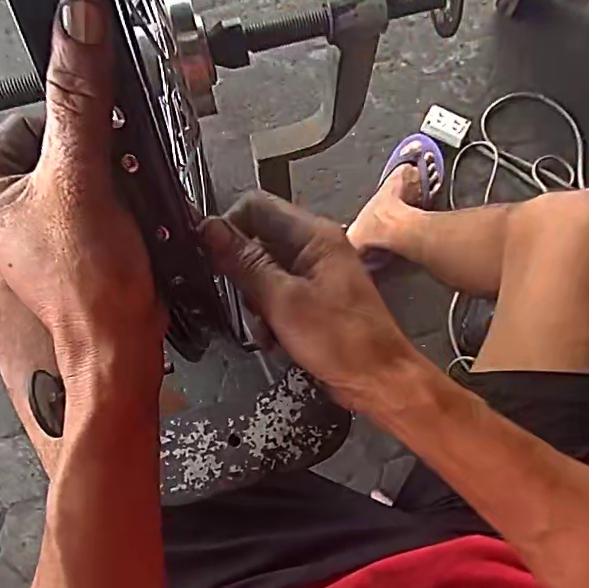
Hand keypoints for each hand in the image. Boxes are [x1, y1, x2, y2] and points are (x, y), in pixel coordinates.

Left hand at [0, 0, 162, 392]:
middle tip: (111, 190)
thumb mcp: (80, 181)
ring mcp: (45, 231)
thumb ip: (79, 103)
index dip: (71, 128)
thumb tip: (76, 28)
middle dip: (99, 164)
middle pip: (61, 149)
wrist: (123, 342)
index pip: (27, 121)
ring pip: (89, 177)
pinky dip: (125, 207)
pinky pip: (105, 204)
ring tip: (120, 217)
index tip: (98, 147)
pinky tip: (131, 227)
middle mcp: (6, 211)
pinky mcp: (79, 245)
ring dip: (116, 185)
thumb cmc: (87, 287)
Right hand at [206, 191, 428, 413]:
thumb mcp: (283, 301)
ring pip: (264, 276)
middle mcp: (315, 250)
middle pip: (257, 244)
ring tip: (267, 330)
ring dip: (256, 305)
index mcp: (315, 236)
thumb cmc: (346, 343)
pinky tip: (275, 339)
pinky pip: (278, 300)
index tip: (214, 258)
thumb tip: (211, 231)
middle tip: (250, 304)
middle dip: (244, 278)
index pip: (256, 207)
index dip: (228, 228)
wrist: (377, 381)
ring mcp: (315, 277)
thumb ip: (244, 264)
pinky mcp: (313, 302)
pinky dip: (270, 319)